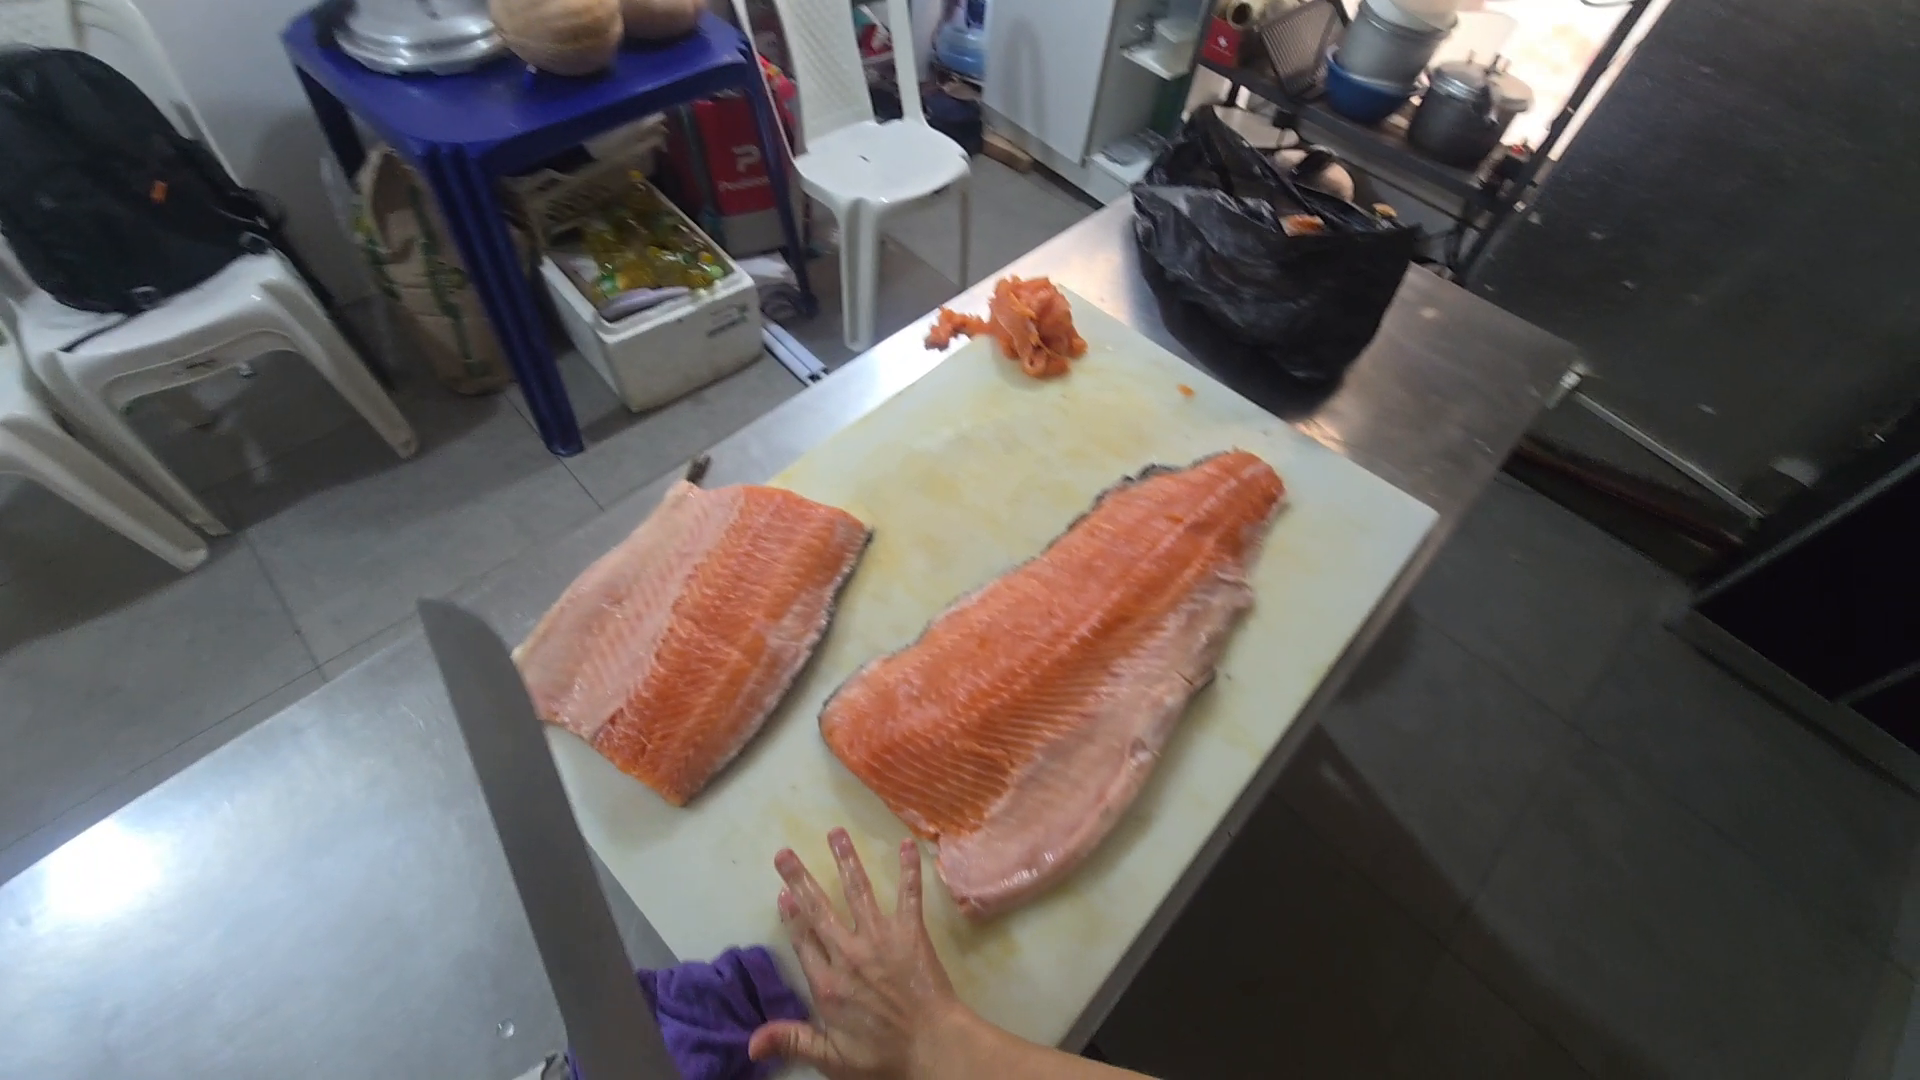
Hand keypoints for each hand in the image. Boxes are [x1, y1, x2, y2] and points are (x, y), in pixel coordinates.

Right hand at [748, 828, 969, 1078]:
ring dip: (846, 860)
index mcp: (828, 982)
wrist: (930, 1045)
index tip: (781, 892)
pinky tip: (907, 844)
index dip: (791, 915)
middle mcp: (849, 952)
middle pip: (819, 909)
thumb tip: (749, 1043)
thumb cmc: (881, 1055)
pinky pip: (908, 895)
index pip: (804, 941)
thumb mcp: (830, 1057)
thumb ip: (791, 1041)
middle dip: (801, 879)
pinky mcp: (909, 931)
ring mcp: (880, 937)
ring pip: (858, 891)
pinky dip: (909, 869)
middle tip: (785, 853)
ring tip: (836, 833)